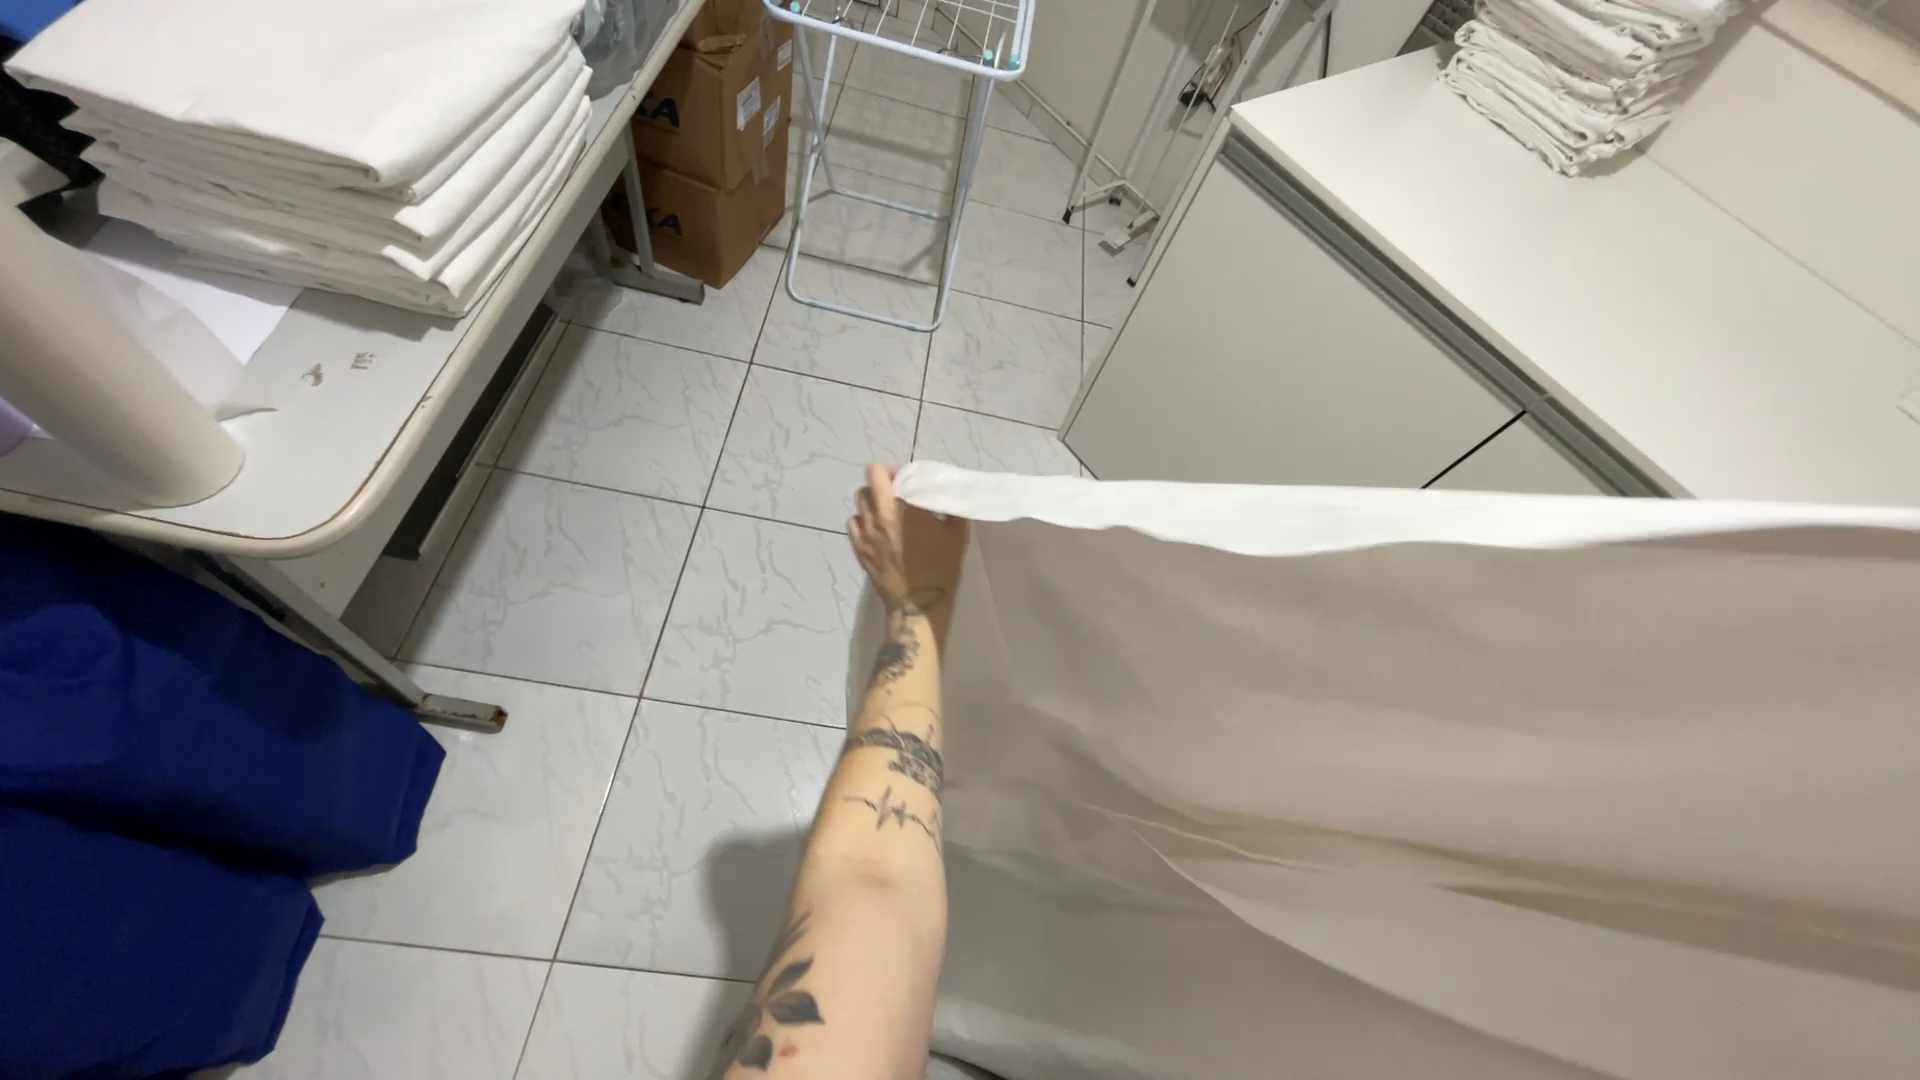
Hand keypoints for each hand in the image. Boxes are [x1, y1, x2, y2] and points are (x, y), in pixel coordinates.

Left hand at [847, 464, 966, 620]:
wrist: (918, 604)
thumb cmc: (940, 569)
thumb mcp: (956, 535)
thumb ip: (949, 510)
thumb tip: (944, 498)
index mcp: (900, 508)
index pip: (880, 473)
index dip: (893, 472)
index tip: (906, 481)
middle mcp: (877, 515)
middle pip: (867, 485)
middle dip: (881, 484)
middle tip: (896, 494)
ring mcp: (865, 533)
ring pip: (859, 503)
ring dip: (872, 501)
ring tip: (887, 512)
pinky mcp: (859, 549)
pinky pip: (853, 523)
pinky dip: (863, 520)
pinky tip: (877, 529)